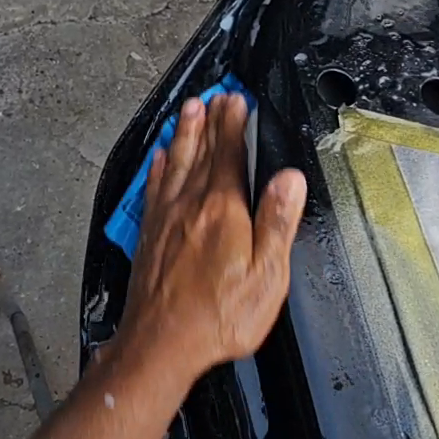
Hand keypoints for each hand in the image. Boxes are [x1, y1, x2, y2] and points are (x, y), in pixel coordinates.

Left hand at [117, 92, 306, 380]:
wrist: (161, 343)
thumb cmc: (218, 317)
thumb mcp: (266, 275)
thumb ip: (277, 222)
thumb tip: (289, 178)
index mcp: (223, 212)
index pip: (230, 156)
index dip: (233, 125)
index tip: (236, 101)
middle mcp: (190, 207)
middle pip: (201, 153)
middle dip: (209, 121)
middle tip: (212, 96)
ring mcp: (165, 219)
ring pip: (175, 164)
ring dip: (182, 135)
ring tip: (187, 112)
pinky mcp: (149, 235)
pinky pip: (153, 189)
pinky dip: (157, 168)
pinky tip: (158, 158)